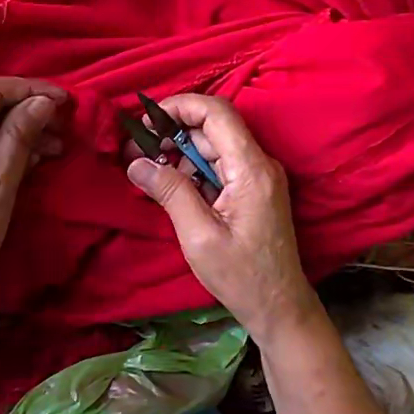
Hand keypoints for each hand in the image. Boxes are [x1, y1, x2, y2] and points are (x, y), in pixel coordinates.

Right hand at [125, 95, 322, 343]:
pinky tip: (170, 186)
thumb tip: (137, 163)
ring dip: (179, 153)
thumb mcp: (199, 236)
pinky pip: (219, 167)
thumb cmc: (241, 275)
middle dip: (170, 133)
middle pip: (212, 129)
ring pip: (213, 147)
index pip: (216, 113)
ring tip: (147, 171)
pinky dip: (192, 170)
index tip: (145, 121)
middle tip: (134, 152)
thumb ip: (170, 192)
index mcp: (251, 169)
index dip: (179, 107)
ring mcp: (258, 177)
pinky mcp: (253, 191)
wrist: (279, 306)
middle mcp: (259, 164)